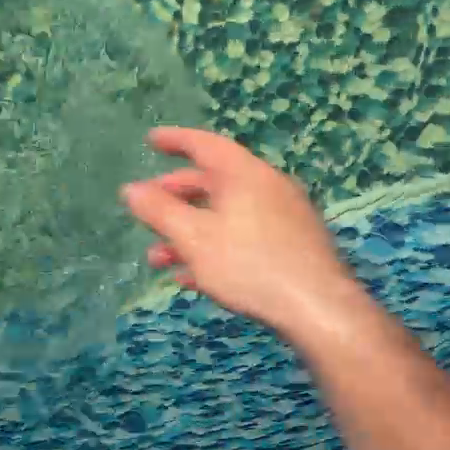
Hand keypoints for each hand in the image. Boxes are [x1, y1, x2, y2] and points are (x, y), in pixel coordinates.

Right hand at [121, 127, 365, 337]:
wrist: (318, 309)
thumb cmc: (249, 264)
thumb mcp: (193, 237)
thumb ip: (158, 211)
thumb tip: (130, 189)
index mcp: (244, 175)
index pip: (205, 145)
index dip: (175, 140)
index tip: (150, 140)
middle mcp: (267, 188)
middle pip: (212, 182)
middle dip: (174, 196)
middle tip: (146, 208)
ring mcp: (282, 217)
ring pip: (224, 214)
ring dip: (187, 231)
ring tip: (158, 258)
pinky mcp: (291, 246)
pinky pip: (242, 236)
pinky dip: (212, 246)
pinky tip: (191, 275)